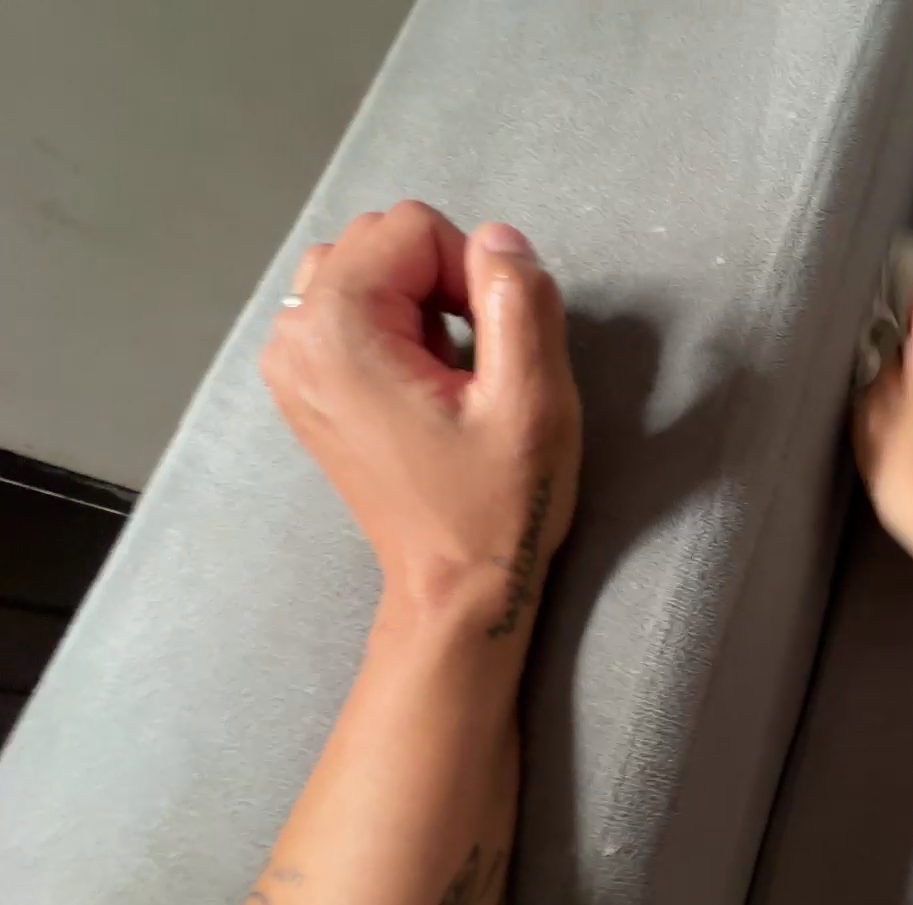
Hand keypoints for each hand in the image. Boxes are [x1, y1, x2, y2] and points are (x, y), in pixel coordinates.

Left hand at [261, 201, 580, 632]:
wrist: (456, 583)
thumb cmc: (500, 499)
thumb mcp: (535, 403)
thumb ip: (522, 306)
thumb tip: (503, 239)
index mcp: (342, 330)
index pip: (412, 228)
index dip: (478, 272)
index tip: (505, 344)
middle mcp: (294, 335)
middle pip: (379, 243)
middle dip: (447, 280)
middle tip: (487, 359)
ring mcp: (292, 366)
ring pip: (363, 275)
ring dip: (424, 302)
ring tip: (461, 372)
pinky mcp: (308, 391)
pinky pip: (350, 317)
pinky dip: (400, 329)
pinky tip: (431, 387)